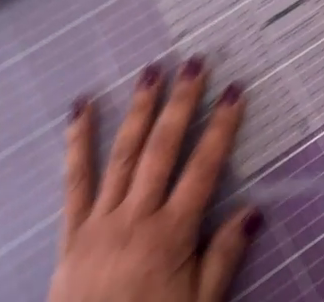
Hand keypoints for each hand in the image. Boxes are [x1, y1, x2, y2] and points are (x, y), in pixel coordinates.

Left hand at [48, 59, 260, 301]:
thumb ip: (223, 259)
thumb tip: (252, 210)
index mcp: (171, 236)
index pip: (203, 169)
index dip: (221, 128)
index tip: (234, 91)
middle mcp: (136, 219)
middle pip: (162, 150)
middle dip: (181, 103)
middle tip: (194, 63)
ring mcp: (100, 222)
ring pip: (123, 155)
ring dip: (139, 110)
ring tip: (151, 71)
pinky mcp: (71, 232)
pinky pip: (74, 182)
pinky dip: (77, 142)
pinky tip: (81, 108)